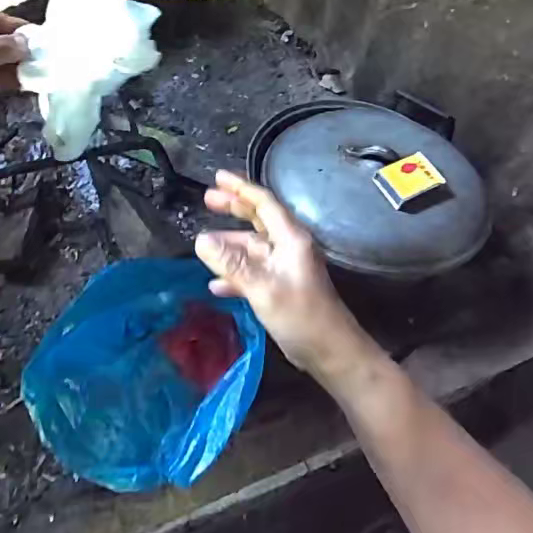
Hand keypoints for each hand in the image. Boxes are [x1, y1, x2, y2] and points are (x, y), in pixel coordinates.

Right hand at [195, 170, 380, 379]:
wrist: (332, 354)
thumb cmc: (302, 317)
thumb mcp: (263, 288)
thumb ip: (231, 263)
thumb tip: (200, 239)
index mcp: (291, 238)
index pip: (264, 203)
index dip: (241, 188)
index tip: (217, 177)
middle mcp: (289, 247)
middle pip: (259, 219)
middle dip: (233, 207)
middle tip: (207, 198)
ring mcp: (285, 268)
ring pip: (253, 247)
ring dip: (229, 243)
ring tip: (203, 241)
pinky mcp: (281, 288)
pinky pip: (253, 271)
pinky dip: (234, 273)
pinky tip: (216, 284)